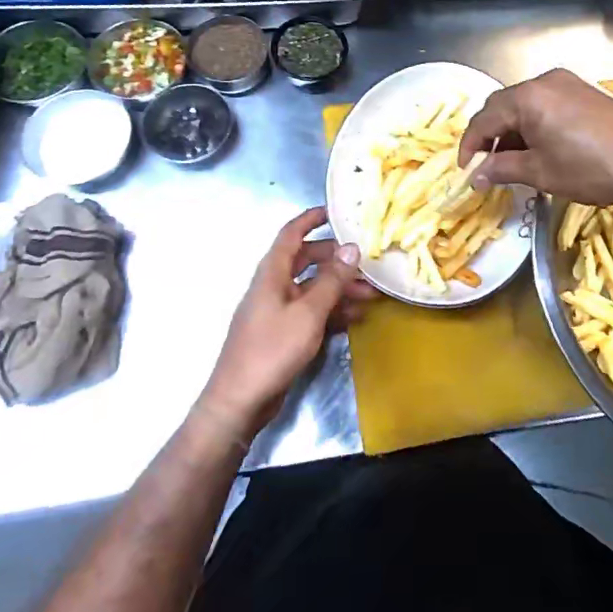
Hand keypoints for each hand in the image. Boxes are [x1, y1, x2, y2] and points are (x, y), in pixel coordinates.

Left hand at [194, 208, 375, 442]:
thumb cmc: (271, 349)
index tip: (335, 210)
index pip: (291, 234)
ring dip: (340, 288)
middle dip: (337, 260)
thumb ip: (331, 280)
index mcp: (271, 273)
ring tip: (372, 293)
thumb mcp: (308, 313)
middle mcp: (273, 285)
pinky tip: (357, 316)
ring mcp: (278, 310)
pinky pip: (312, 312)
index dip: (311, 218)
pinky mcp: (283, 333)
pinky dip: (332, 311)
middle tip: (367, 262)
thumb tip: (352, 248)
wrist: (240, 401)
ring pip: (313, 288)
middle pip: (307, 260)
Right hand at [459, 69, 612, 210]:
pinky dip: (534, 124)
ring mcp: (567, 83)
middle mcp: (545, 81)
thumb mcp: (540, 172)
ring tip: (512, 161)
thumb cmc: (590, 169)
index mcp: (528, 97)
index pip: (485, 118)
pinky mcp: (585, 92)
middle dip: (491, 135)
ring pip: (525, 104)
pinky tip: (539, 148)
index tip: (464, 169)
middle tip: (485, 164)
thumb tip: (476, 175)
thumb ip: (502, 169)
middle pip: (503, 106)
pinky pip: (546, 104)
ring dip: (513, 130)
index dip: (470, 144)